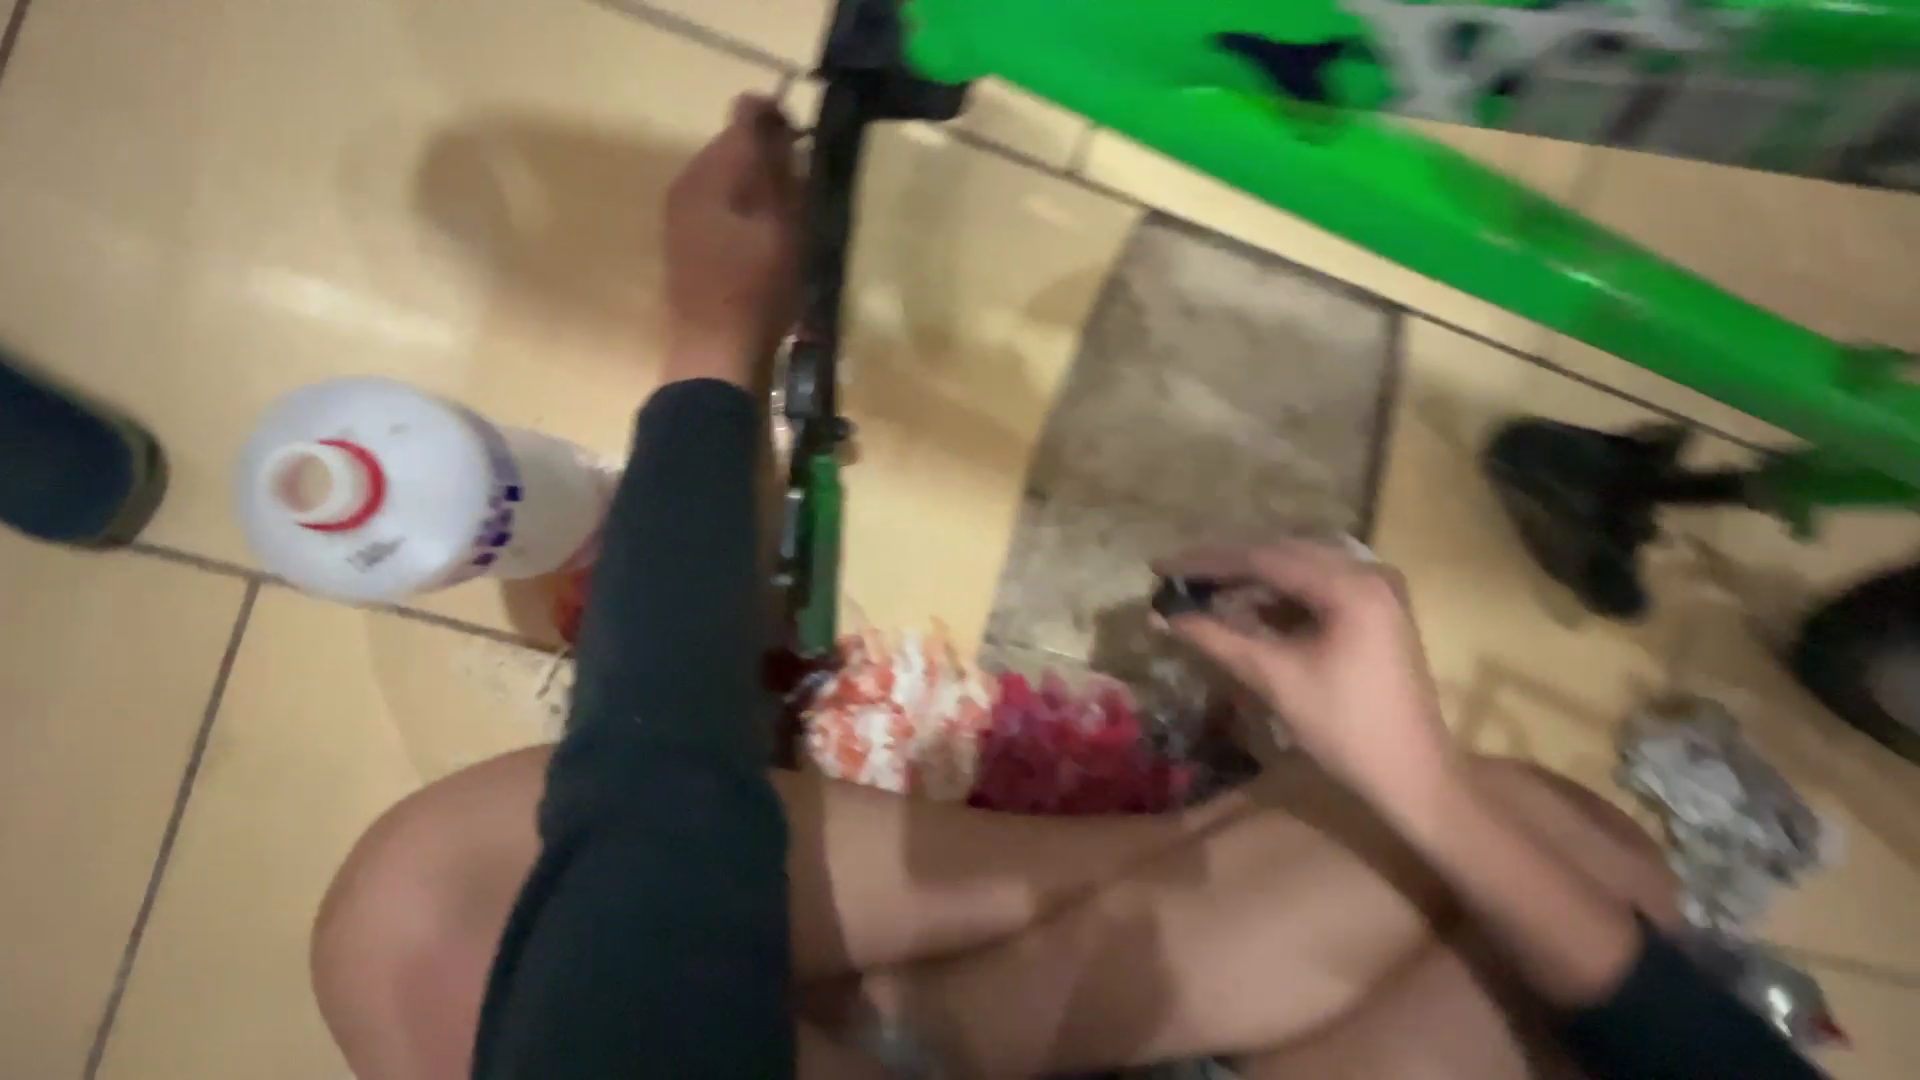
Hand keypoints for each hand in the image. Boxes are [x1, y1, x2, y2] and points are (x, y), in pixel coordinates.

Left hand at [663, 94, 799, 384]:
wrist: (713, 357)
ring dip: (753, 185)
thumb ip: (784, 177)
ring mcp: (677, 214)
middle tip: (802, 187)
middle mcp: (686, 182)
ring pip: (722, 177)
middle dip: (766, 155)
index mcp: (711, 174)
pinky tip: (759, 241)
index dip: (779, 118)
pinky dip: (739, 210)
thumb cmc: (757, 296)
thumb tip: (785, 135)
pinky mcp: (679, 243)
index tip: (806, 142)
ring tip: (784, 218)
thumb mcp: (785, 233)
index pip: (745, 115)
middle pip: (730, 145)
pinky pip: (713, 206)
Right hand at [1155, 540, 1459, 806]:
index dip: (1204, 562)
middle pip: (1280, 553)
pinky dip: (1278, 593)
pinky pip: (1316, 584)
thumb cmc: (1344, 728)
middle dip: (1225, 565)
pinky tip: (1247, 606)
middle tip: (1176, 576)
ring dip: (1250, 577)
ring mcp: (1378, 589)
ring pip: (1297, 566)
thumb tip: (1160, 617)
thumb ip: (1214, 638)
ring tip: (1204, 589)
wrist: (1414, 775)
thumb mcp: (1273, 678)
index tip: (1160, 567)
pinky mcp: (1377, 608)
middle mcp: (1368, 572)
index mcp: (1349, 586)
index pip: (1262, 558)